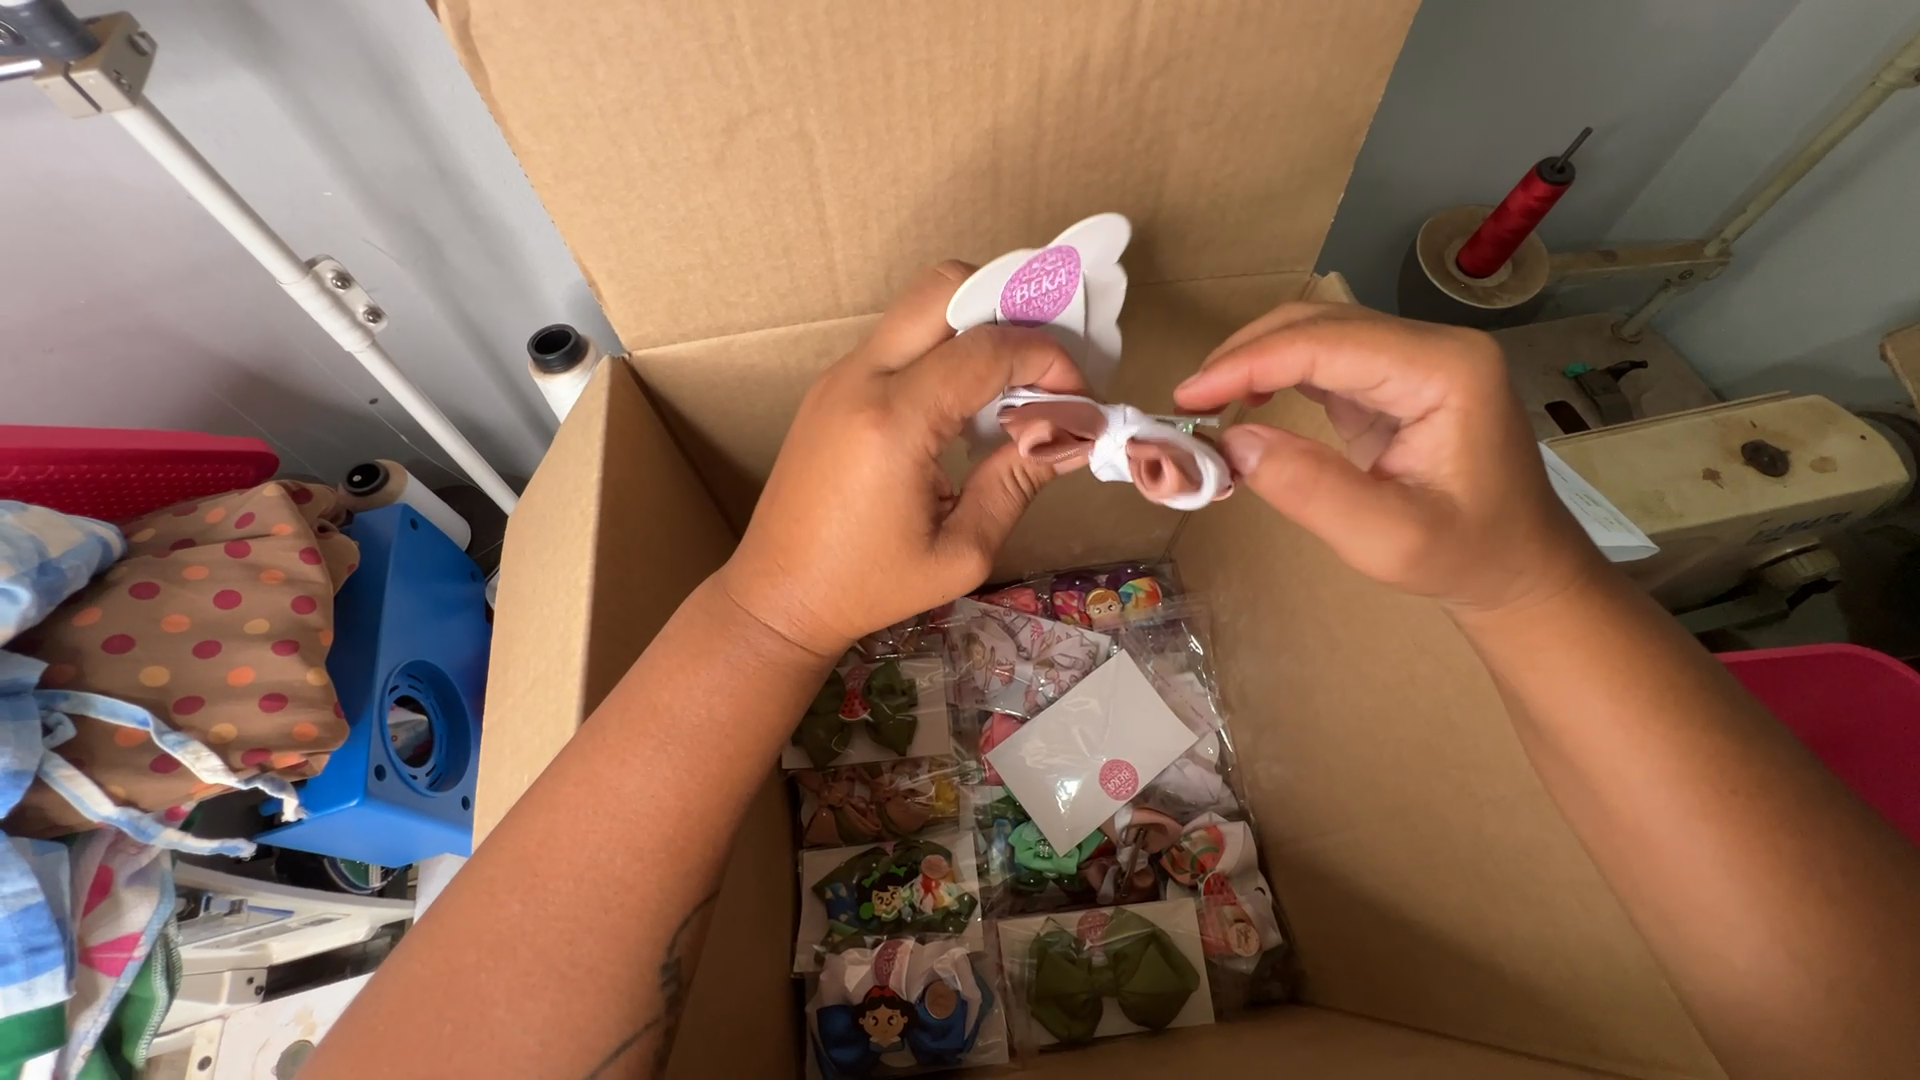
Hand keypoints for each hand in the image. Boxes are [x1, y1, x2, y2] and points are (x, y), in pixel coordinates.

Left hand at [719, 263, 1086, 656]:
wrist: (778, 594)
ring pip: (921, 307)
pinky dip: (945, 350)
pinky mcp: (832, 387)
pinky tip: (965, 406)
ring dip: (977, 328)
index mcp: (894, 421)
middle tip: (1046, 367)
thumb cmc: (869, 586)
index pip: (988, 348)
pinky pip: (900, 340)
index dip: (1049, 361)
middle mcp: (861, 378)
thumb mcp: (961, 551)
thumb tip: (1070, 437)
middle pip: (946, 285)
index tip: (1079, 400)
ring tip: (1012, 387)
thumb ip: (1017, 482)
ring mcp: (840, 376)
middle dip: (1012, 310)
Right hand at [1174, 302, 1604, 617]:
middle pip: (1318, 321)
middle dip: (1244, 354)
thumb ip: (1310, 488)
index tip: (1188, 398)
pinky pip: (1324, 359)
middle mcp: (1431, 348)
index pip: (1325, 343)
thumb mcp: (1386, 539)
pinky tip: (1249, 399)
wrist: (1516, 564)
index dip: (1247, 363)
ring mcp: (1414, 359)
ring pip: (1316, 332)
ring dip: (1254, 359)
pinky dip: (1276, 373)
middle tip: (1189, 402)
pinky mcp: (1394, 380)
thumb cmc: (1463, 555)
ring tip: (1208, 401)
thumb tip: (1232, 442)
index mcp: (1443, 371)